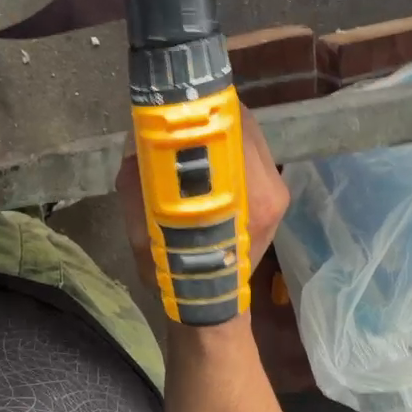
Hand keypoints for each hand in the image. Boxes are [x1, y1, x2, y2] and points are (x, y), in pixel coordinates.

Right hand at [116, 106, 290, 304]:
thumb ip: (136, 188)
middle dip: (209, 114)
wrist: (208, 308)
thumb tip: (134, 146)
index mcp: (244, 199)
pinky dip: (228, 145)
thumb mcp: (141, 235)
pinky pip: (252, 154)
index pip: (231, 129)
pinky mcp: (276, 196)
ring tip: (189, 130)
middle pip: (244, 125)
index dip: (204, 110)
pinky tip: (205, 154)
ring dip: (219, 128)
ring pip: (250, 136)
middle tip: (177, 112)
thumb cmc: (173, 275)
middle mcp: (270, 189)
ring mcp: (277, 191)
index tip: (175, 104)